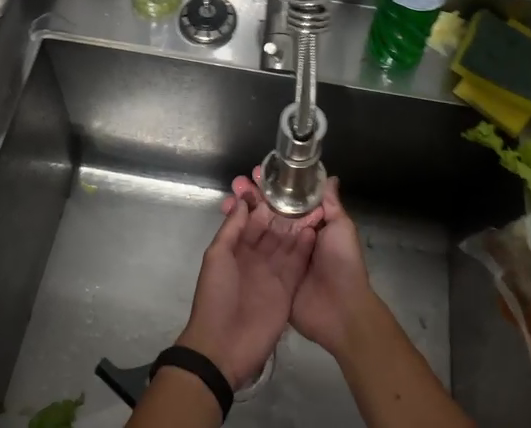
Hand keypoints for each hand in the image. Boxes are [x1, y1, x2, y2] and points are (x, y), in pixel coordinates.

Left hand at [178, 179, 317, 387]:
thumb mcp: (217, 257)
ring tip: (312, 207)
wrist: (224, 346)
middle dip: (284, 214)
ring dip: (297, 228)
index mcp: (235, 250)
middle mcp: (255, 259)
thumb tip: (243, 201)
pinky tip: (314, 231)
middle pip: (272, 231)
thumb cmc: (216, 296)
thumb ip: (232, 229)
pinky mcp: (287, 290)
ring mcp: (272, 275)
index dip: (263, 204)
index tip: (277, 184)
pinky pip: (297, 265)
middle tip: (300, 192)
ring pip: (287, 245)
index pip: (252, 221)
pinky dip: (305, 249)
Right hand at [234, 174, 376, 358]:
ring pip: (259, 230)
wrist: (341, 311)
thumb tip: (328, 176)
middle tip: (237, 183)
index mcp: (311, 225)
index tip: (256, 172)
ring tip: (228, 199)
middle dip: (253, 197)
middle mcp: (294, 238)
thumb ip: (330, 204)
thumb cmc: (343, 263)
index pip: (288, 201)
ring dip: (243, 213)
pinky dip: (241, 240)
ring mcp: (280, 257)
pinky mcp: (271, 275)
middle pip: (270, 213)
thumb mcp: (341, 228)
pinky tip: (228, 224)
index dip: (273, 187)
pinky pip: (255, 255)